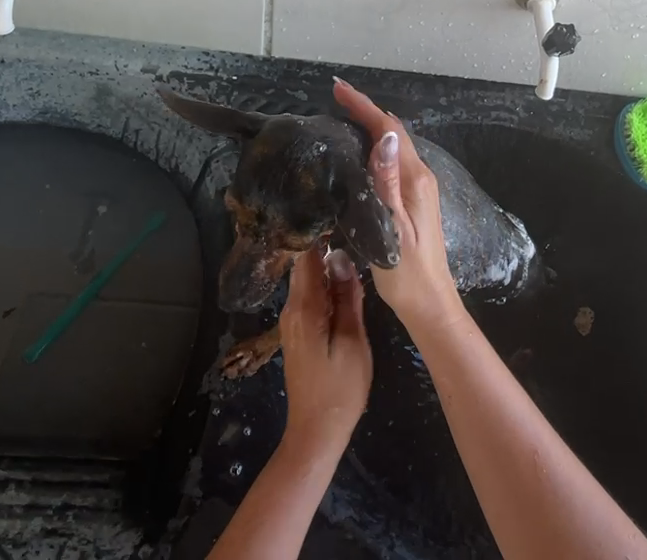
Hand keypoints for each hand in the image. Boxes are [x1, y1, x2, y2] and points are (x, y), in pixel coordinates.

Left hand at [279, 246, 371, 455]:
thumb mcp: (353, 341)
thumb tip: (343, 258)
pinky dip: (325, 287)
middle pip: (305, 267)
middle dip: (326, 247)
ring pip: (308, 282)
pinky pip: (309, 298)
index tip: (342, 215)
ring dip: (328, 269)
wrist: (316, 432)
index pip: (307, 258)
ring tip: (355, 253)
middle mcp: (291, 310)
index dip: (322, 234)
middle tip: (354, 229)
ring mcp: (292, 323)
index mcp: (304, 308)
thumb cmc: (340, 388)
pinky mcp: (298, 334)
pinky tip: (344, 286)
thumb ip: (348, 298)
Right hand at [332, 79, 465, 338]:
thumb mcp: (392, 229)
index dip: (364, 106)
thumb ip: (388, 182)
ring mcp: (419, 188)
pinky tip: (357, 154)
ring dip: (370, 128)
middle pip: (393, 133)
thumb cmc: (408, 273)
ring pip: (393, 146)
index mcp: (415, 179)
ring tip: (340, 118)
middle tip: (334, 100)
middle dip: (365, 111)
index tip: (338, 88)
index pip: (390, 130)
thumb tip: (387, 136)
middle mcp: (420, 177)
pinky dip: (374, 148)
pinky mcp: (414, 200)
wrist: (431, 304)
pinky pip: (393, 162)